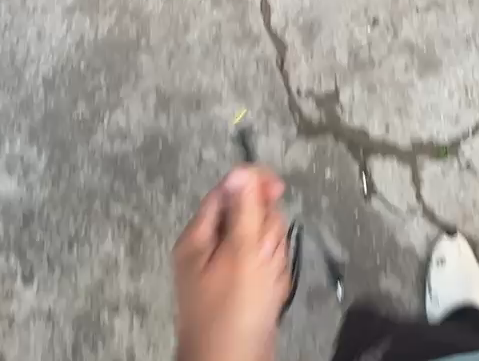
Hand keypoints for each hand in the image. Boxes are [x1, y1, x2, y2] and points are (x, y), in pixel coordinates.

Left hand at [172, 166, 290, 360]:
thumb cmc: (235, 308)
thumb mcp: (242, 252)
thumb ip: (245, 209)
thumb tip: (240, 169)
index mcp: (200, 236)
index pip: (229, 189)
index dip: (255, 184)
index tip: (279, 190)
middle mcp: (210, 248)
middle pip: (251, 213)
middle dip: (267, 230)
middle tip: (264, 255)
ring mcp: (228, 268)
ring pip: (263, 238)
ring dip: (273, 254)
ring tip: (267, 279)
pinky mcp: (245, 285)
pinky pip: (266, 263)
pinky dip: (274, 274)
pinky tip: (270, 292)